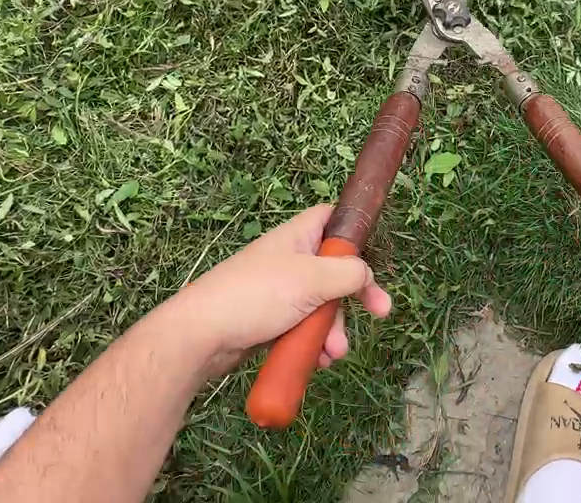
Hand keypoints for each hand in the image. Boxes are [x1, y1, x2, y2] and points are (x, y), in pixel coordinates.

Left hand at [166, 205, 391, 380]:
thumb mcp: (312, 279)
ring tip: (334, 353)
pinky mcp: (271, 321)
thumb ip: (349, 273)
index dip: (353, 233)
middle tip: (379, 313)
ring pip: (321, 304)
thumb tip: (367, 275)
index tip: (370, 255)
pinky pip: (303, 327)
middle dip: (354, 297)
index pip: (331, 220)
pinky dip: (314, 343)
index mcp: (298, 236)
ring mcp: (280, 291)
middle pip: (335, 270)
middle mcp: (290, 259)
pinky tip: (319, 361)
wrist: (201, 336)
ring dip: (334, 329)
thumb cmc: (258, 295)